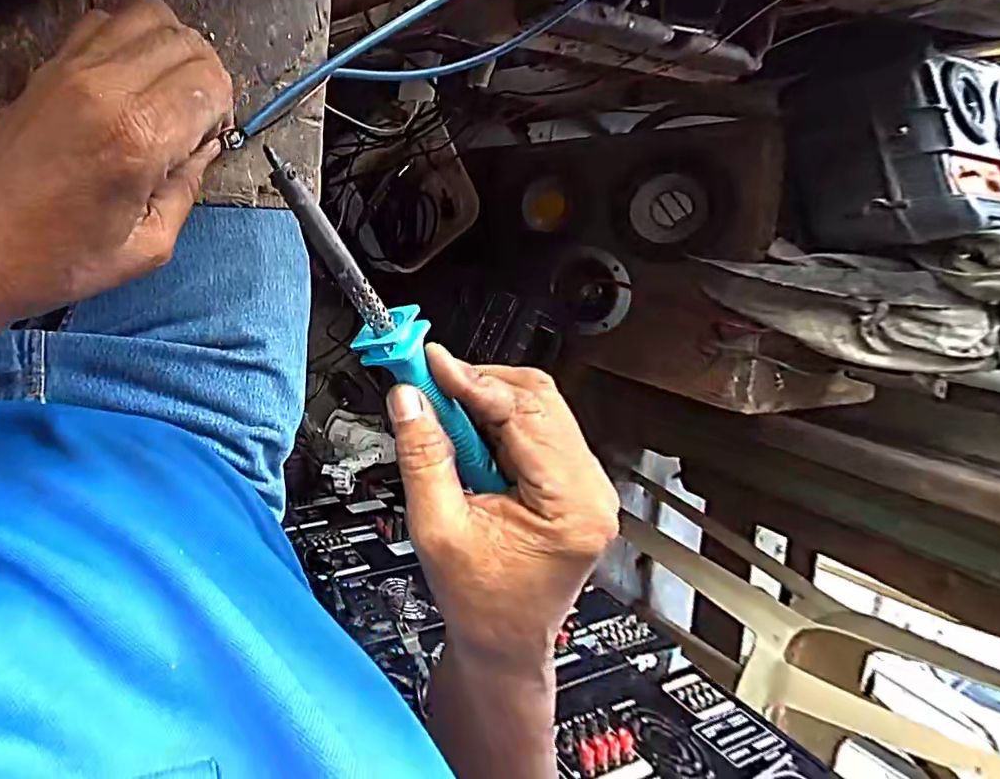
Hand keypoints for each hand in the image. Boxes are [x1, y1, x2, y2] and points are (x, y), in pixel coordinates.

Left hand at [0, 0, 232, 362]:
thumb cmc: (56, 262)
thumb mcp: (148, 246)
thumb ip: (188, 188)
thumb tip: (203, 148)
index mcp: (137, 137)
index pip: (210, 82)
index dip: (222, 110)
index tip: (209, 138)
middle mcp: (107, 87)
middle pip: (187, 42)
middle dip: (207, 77)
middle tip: (194, 119)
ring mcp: (72, 69)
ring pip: (150, 16)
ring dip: (174, 49)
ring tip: (167, 92)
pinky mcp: (47, 67)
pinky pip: (104, 21)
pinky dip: (131, 38)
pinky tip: (130, 79)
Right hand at [388, 346, 619, 671]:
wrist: (503, 640)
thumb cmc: (482, 603)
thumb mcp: (437, 529)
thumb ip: (423, 457)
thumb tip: (409, 400)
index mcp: (571, 505)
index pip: (519, 413)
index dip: (467, 380)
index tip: (427, 360)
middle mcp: (589, 486)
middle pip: (534, 397)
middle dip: (475, 382)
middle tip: (425, 375)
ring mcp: (582, 480)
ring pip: (533, 402)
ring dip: (482, 396)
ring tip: (439, 407)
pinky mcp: (566, 477)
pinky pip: (530, 422)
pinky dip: (491, 414)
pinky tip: (462, 427)